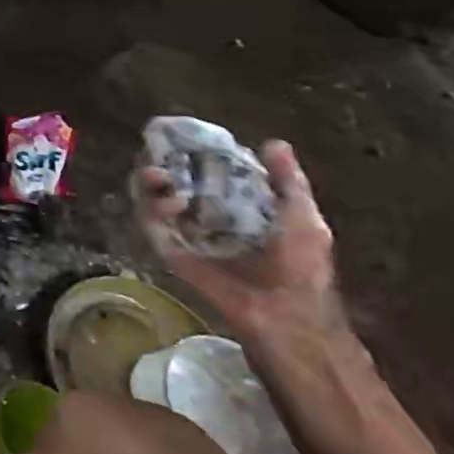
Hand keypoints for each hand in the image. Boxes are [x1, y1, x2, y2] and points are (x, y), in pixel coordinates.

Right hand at [133, 140, 345, 345]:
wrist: (283, 314)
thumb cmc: (301, 266)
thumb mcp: (304, 217)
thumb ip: (287, 182)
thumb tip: (272, 142)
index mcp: (236, 206)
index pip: (203, 171)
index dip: (191, 153)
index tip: (182, 138)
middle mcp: (205, 216)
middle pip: (170, 180)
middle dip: (161, 163)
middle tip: (159, 155)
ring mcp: (184, 233)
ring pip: (152, 197)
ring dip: (151, 181)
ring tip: (160, 177)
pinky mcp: (168, 250)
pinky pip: (149, 224)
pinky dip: (150, 207)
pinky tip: (169, 202)